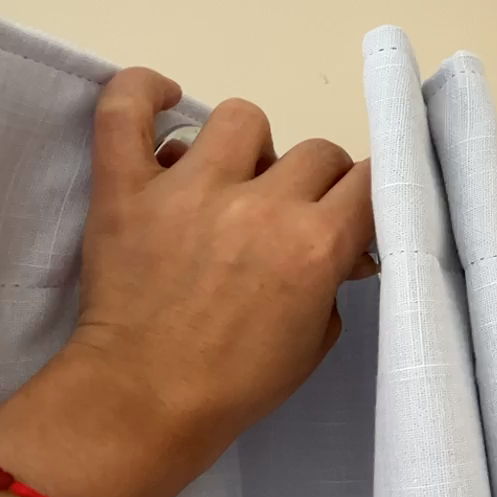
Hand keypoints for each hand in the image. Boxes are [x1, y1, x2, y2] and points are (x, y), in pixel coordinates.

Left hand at [64, 68, 375, 448]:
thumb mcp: (317, 339)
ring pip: (243, 117)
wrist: (147, 403)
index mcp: (316, 245)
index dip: (368, 197)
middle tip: (298, 214)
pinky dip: (144, 93)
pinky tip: (164, 100)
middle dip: (320, 183)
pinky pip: (126, 108)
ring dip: (252, 149)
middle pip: (317, 151)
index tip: (354, 215)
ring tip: (234, 181)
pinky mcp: (126, 187)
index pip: (370, 181)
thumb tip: (344, 247)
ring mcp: (189, 188)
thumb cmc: (242, 382)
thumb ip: (336, 282)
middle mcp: (262, 204)